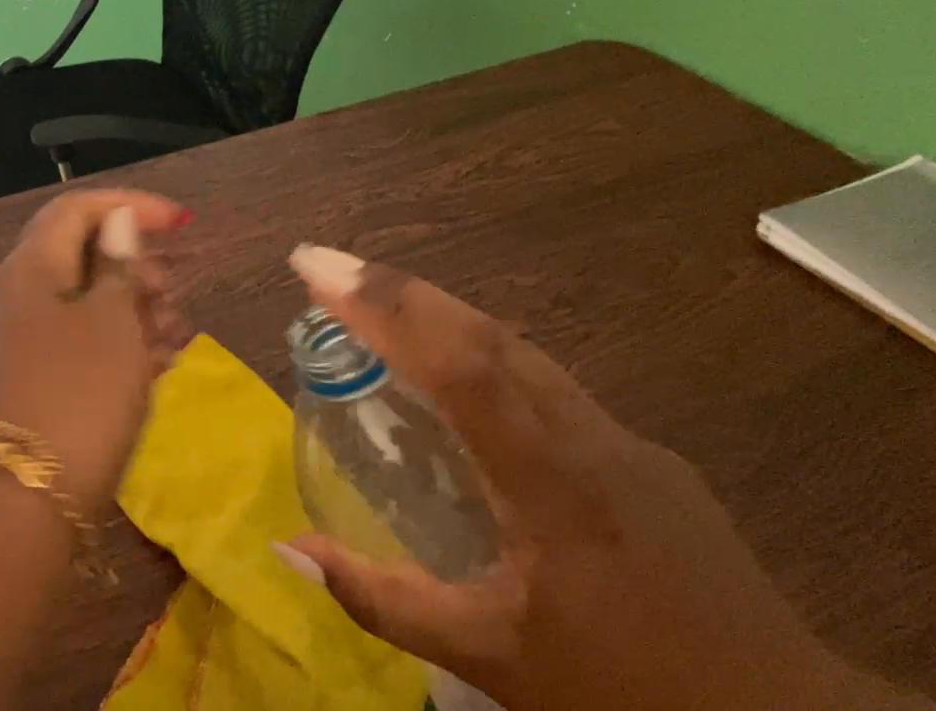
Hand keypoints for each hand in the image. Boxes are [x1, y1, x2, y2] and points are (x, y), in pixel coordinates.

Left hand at [0, 190, 192, 511]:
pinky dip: (118, 340)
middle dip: (135, 264)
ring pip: (83, 300)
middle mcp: (17, 292)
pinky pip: (78, 338)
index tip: (182, 224)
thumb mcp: (112, 322)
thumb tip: (117, 222)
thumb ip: (118, 264)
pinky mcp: (31, 375)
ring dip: (133, 306)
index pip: (78, 208)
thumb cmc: (82, 394)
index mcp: (30, 265)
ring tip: (175, 334)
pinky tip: (158, 360)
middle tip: (174, 294)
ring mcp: (20, 336)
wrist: (26, 497)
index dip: (131, 206)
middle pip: (80, 253)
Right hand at [281, 246, 935, 710]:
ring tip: (371, 305)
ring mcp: (626, 439)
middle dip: (396, 289)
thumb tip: (289, 547)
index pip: (460, 364)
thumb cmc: (626, 688)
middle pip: (487, 334)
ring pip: (519, 350)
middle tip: (322, 266)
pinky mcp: (646, 455)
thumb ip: (383, 599)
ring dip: (438, 314)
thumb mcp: (490, 657)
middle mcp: (590, 437)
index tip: (315, 269)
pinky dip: (480, 355)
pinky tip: (456, 380)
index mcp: (553, 480)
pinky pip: (545, 383)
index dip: (383, 306)